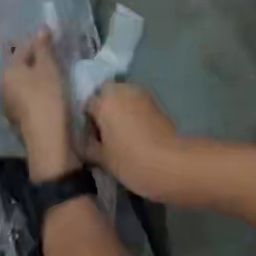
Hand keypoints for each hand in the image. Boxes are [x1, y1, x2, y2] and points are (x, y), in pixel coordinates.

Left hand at [1, 29, 78, 181]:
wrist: (47, 141)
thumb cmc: (47, 98)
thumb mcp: (48, 68)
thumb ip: (43, 48)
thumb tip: (41, 29)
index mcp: (8, 70)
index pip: (24, 48)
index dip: (40, 42)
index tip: (55, 40)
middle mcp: (3, 85)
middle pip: (22, 65)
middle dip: (37, 59)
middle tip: (57, 55)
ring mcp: (9, 103)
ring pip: (24, 81)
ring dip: (37, 75)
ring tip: (56, 72)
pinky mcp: (18, 117)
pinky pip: (27, 95)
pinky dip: (37, 90)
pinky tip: (50, 91)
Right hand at [83, 83, 191, 200]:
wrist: (170, 164)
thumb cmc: (130, 161)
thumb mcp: (103, 159)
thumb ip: (90, 148)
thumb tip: (85, 144)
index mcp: (104, 102)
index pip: (88, 105)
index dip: (88, 121)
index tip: (92, 137)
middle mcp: (121, 91)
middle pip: (107, 93)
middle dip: (105, 106)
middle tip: (106, 131)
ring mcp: (141, 94)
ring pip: (124, 95)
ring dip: (121, 107)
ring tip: (123, 131)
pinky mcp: (157, 102)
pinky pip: (138, 103)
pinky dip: (135, 112)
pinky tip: (137, 131)